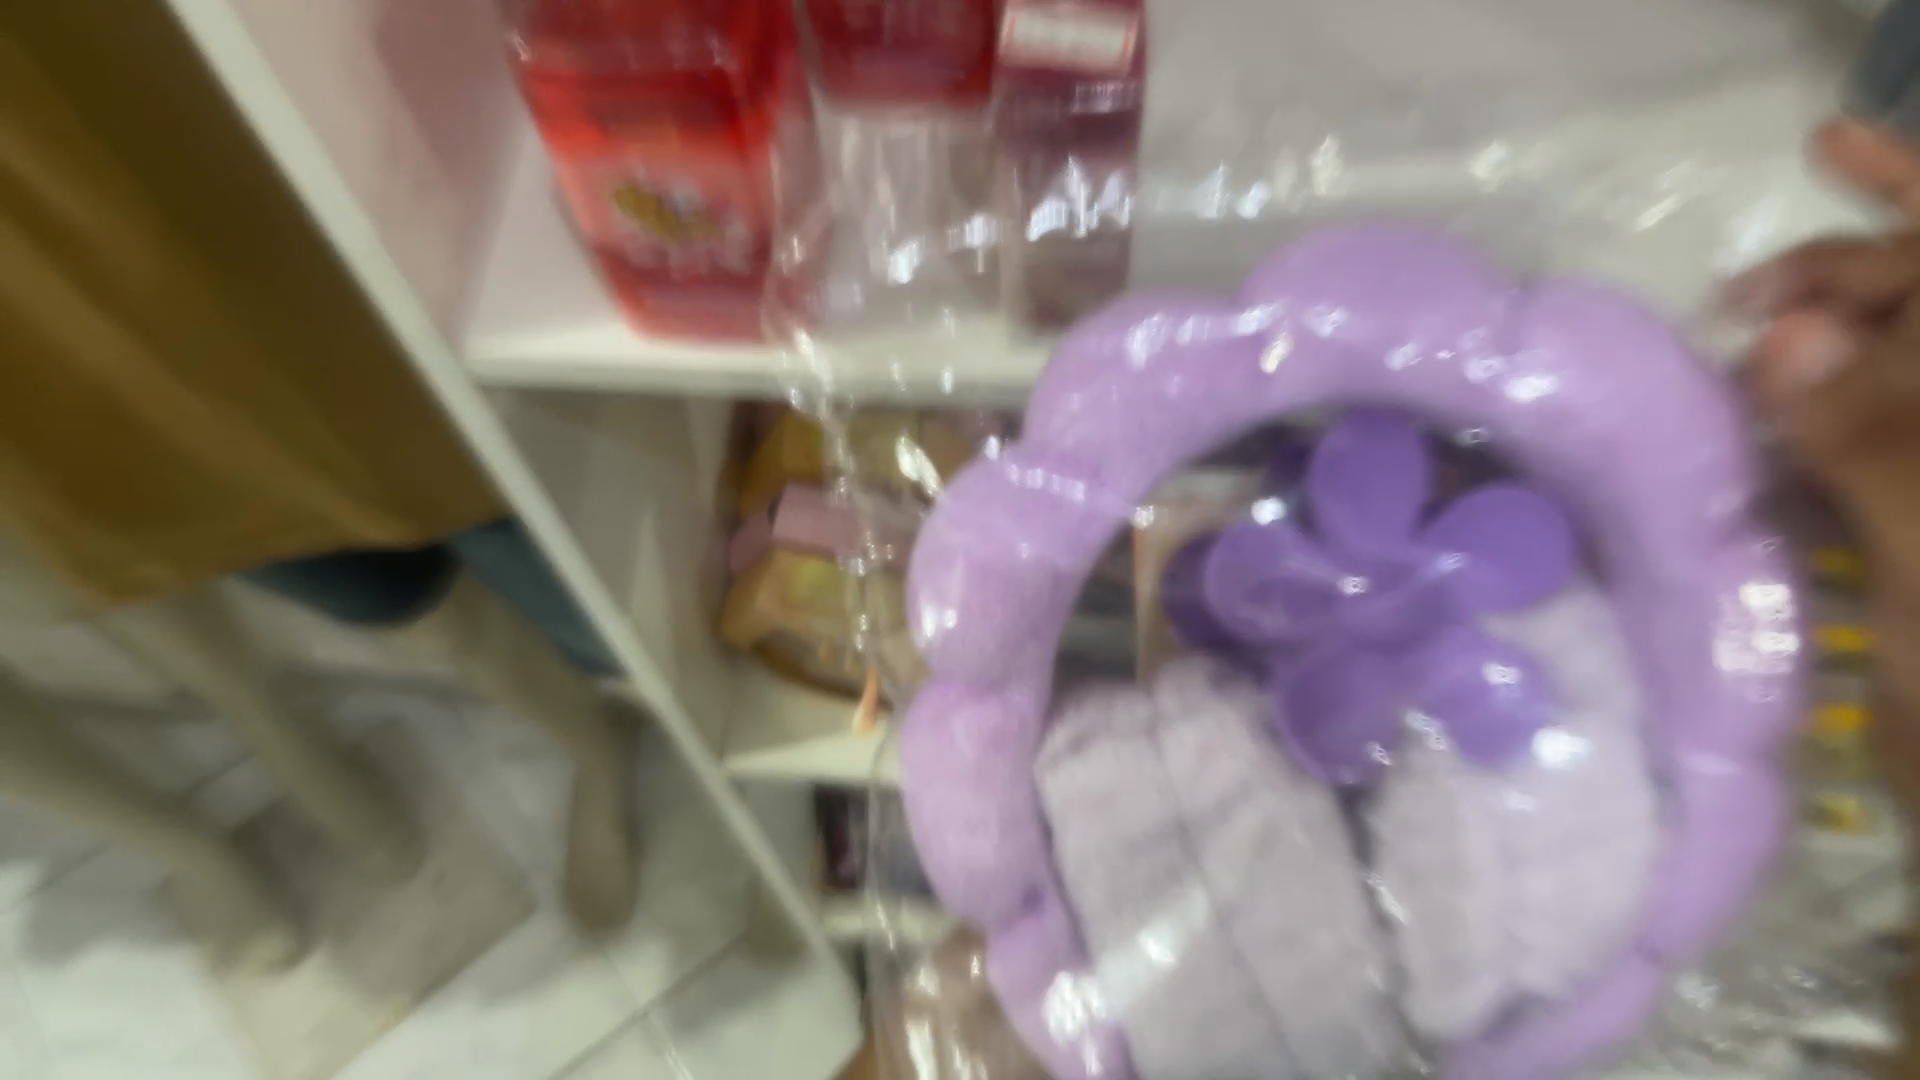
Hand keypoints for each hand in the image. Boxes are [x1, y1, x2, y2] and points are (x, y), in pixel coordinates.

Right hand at [1733, 119, 1919, 1079]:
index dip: (1919, 197)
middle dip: (1850, 273)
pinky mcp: (1912, 515)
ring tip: (1736, 327)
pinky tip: (1750, 393)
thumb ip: (1880, 444)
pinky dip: (1798, 404)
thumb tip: (1795, 334)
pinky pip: (1852, 432)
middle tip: (1734, 292)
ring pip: (1888, 368)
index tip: (1823, 147)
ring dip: (1816, 335)